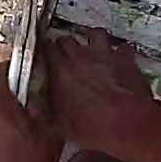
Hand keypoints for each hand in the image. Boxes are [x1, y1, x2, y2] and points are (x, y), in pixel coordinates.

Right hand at [44, 29, 157, 153]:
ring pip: (96, 33)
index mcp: (61, 70)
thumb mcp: (61, 127)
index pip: (48, 49)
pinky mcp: (125, 58)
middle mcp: (82, 57)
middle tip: (64, 49)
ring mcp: (105, 54)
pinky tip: (120, 55)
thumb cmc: (93, 125)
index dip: (46, 48)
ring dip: (92, 37)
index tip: (45, 51)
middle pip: (68, 39)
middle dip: (64, 43)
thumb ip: (44, 117)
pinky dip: (121, 50)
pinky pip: (123, 47)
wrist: (126, 123)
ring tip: (91, 41)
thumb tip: (34, 113)